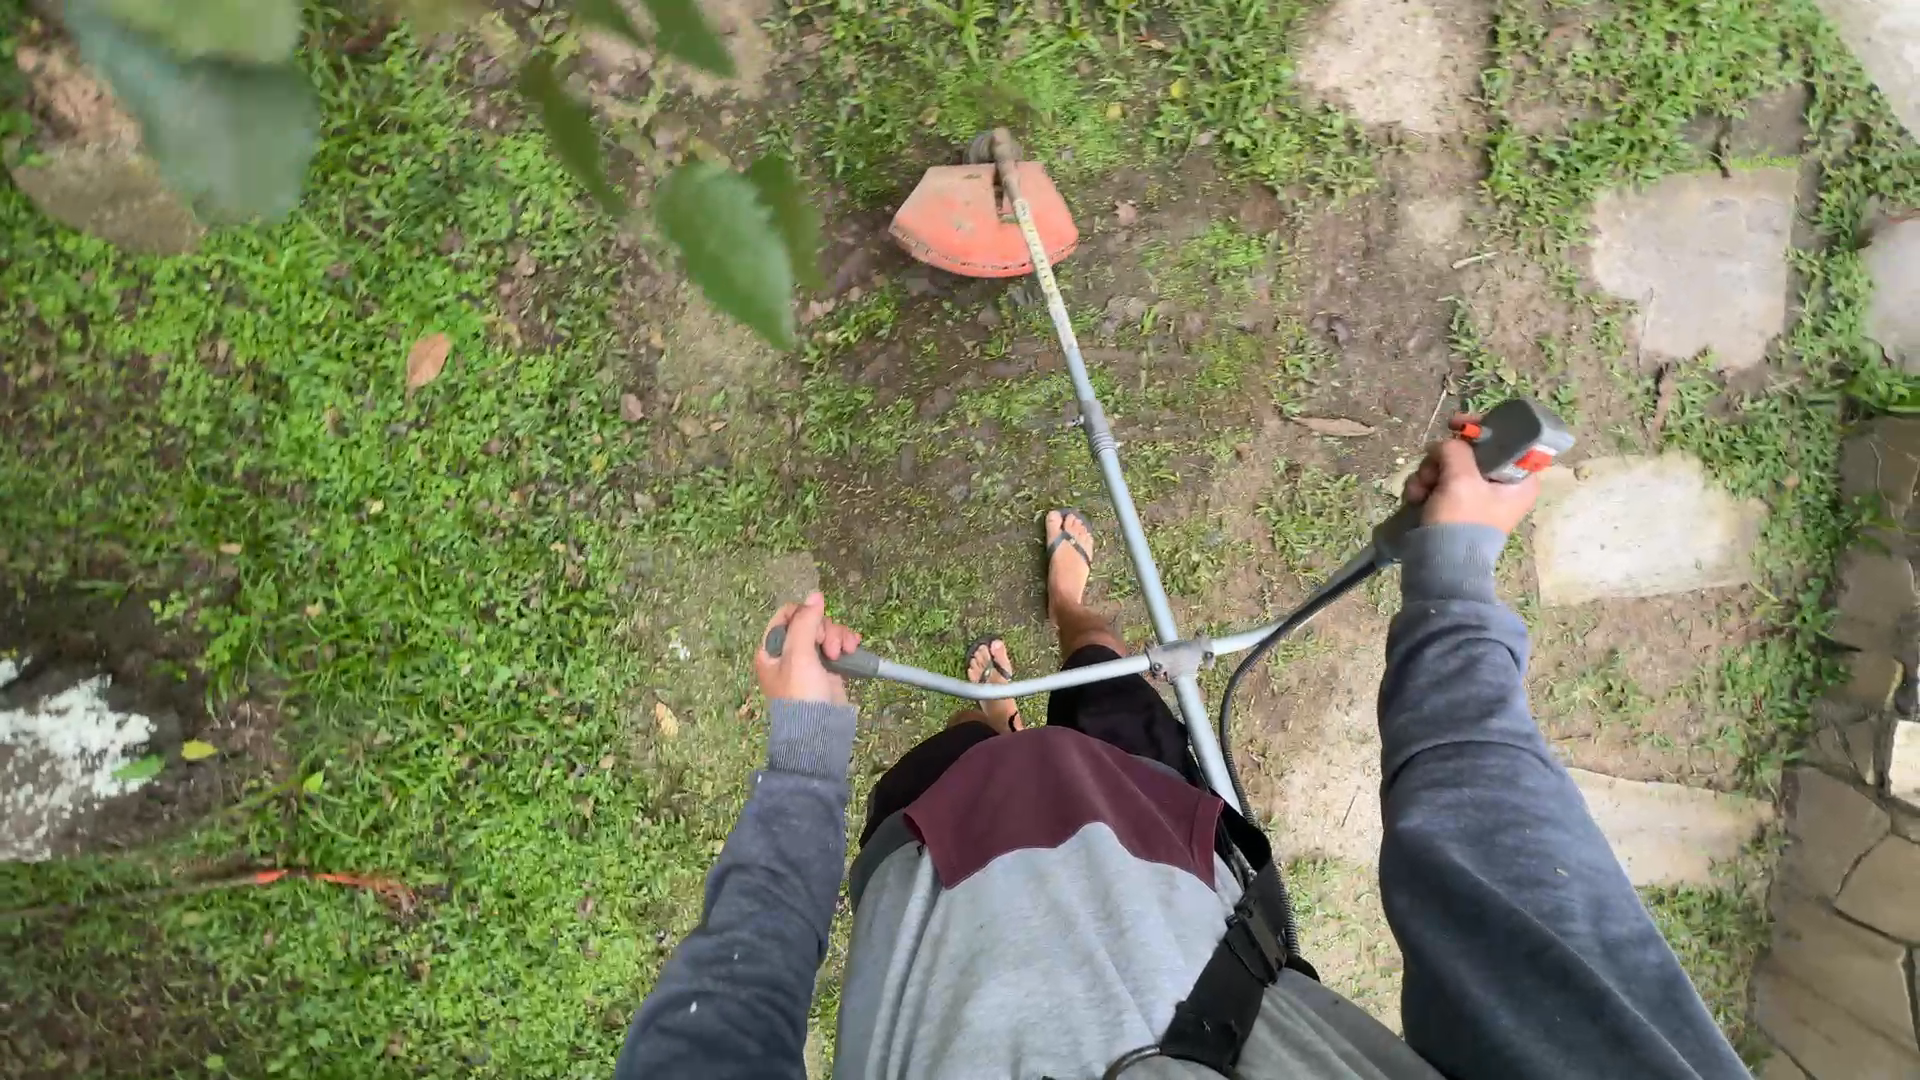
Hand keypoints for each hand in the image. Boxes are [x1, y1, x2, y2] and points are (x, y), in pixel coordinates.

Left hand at [755, 592, 861, 704]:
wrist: (818, 730)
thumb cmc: (801, 693)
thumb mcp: (799, 654)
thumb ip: (806, 622)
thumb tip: (815, 594)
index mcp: (771, 649)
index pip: (787, 615)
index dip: (805, 616)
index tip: (815, 630)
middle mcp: (788, 652)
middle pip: (810, 621)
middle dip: (825, 630)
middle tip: (829, 649)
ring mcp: (809, 660)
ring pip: (826, 632)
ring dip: (838, 636)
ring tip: (844, 652)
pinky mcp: (827, 668)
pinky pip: (837, 644)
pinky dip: (846, 643)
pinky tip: (853, 648)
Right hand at [1403, 419, 1539, 533]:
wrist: (1441, 563)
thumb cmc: (1461, 521)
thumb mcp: (1461, 480)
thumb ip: (1455, 451)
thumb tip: (1445, 444)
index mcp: (1519, 479)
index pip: (1507, 441)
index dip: (1482, 429)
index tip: (1457, 425)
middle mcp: (1499, 486)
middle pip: (1469, 453)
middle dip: (1443, 459)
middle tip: (1432, 470)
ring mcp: (1473, 497)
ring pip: (1446, 467)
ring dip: (1427, 474)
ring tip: (1420, 492)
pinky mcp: (1451, 506)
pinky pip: (1435, 483)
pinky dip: (1422, 488)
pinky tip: (1415, 500)